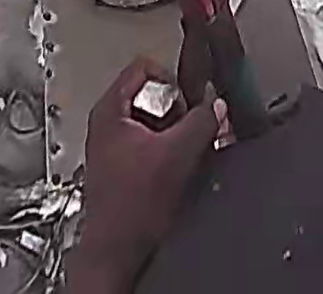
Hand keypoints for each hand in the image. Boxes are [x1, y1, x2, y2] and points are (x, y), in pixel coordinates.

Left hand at [71, 58, 223, 292]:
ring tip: (183, 149)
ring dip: (174, 130)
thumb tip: (216, 104)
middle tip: (186, 127)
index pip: (142, 67)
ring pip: (153, 119)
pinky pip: (150, 141)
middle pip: (151, 94)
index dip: (169, 77)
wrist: (116, 254)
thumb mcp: (178, 153)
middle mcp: (106, 124)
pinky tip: (176, 165)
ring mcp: (112, 145)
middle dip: (176, 109)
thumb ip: (202, 120)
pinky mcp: (121, 166)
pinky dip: (167, 146)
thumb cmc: (130, 208)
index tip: (185, 96)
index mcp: (110, 110)